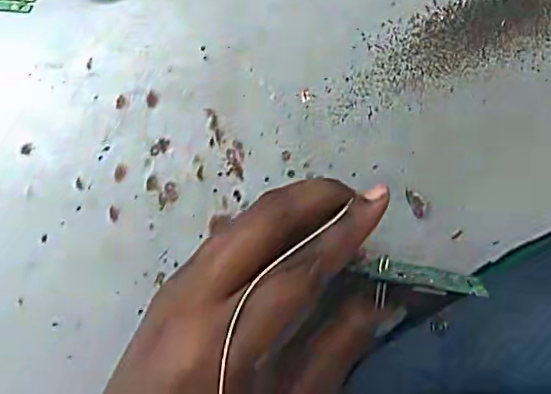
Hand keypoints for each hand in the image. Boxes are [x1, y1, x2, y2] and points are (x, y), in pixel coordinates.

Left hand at [106, 180, 392, 393]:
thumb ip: (329, 354)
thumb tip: (375, 297)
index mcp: (219, 342)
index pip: (296, 269)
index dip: (344, 231)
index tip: (379, 200)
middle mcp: (193, 297)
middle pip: (264, 221)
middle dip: (317, 197)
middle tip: (358, 198)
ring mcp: (176, 284)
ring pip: (244, 217)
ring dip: (293, 204)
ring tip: (334, 208)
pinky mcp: (171, 282)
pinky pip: (227, 234)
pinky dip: (267, 222)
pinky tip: (293, 230)